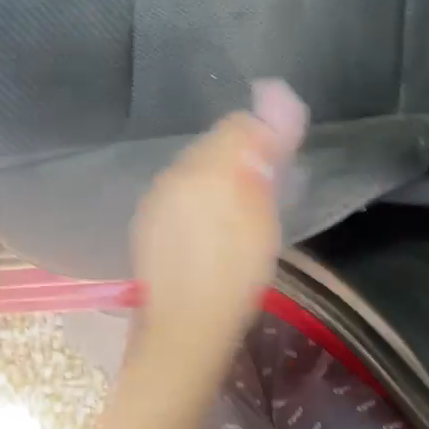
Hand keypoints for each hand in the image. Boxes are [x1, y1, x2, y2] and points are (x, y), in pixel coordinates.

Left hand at [130, 80, 308, 358]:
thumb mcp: (264, 214)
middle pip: (214, 143)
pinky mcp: (147, 218)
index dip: (264, 134)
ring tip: (237, 209)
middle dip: (239, 155)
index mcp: (209, 166)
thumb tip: (275, 101)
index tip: (281, 158)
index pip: (239, 125)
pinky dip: (196, 197)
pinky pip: (177, 191)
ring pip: (194, 167)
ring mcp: (158, 195)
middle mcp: (177, 171)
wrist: (187, 326)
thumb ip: (267, 157)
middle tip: (264, 185)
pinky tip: (207, 226)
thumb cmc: (238, 274)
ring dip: (217, 176)